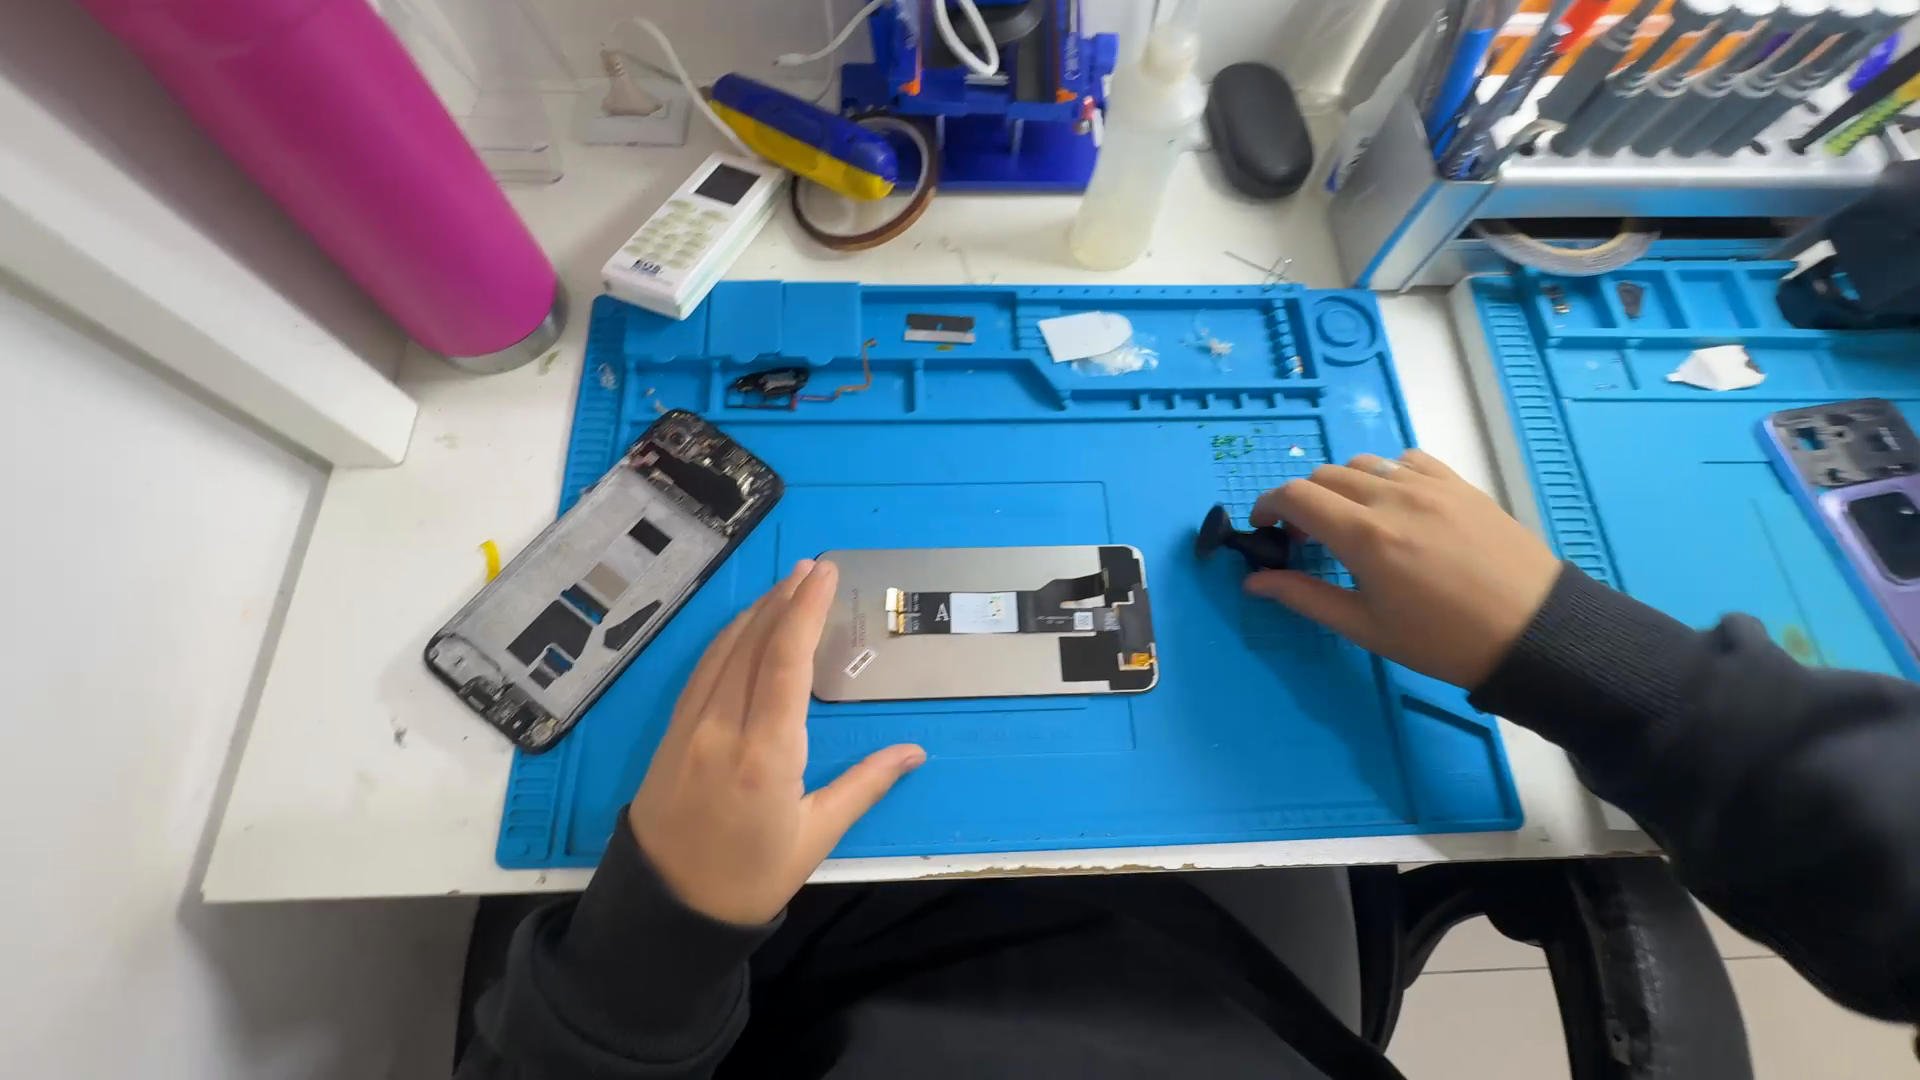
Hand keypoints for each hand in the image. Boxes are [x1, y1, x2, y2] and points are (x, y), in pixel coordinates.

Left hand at [628, 560, 925, 924]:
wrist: (664, 912)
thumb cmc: (750, 877)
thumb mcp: (816, 837)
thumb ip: (865, 785)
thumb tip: (914, 752)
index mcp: (766, 755)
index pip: (786, 662)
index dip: (806, 610)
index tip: (824, 575)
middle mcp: (724, 729)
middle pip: (755, 644)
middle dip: (787, 599)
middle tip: (813, 567)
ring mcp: (691, 727)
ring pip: (725, 650)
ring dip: (758, 611)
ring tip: (787, 584)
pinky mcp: (673, 732)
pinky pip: (703, 670)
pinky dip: (728, 637)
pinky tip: (744, 625)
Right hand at [1245, 450, 1561, 688]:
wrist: (1536, 633)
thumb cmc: (1442, 640)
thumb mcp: (1364, 627)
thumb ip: (1303, 596)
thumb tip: (1253, 581)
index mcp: (1364, 536)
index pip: (1295, 496)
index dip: (1267, 505)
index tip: (1264, 527)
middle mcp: (1392, 498)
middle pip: (1322, 476)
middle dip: (1300, 501)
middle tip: (1306, 538)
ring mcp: (1429, 486)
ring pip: (1361, 463)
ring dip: (1339, 487)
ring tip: (1349, 520)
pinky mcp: (1459, 484)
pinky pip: (1406, 460)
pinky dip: (1384, 474)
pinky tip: (1393, 504)